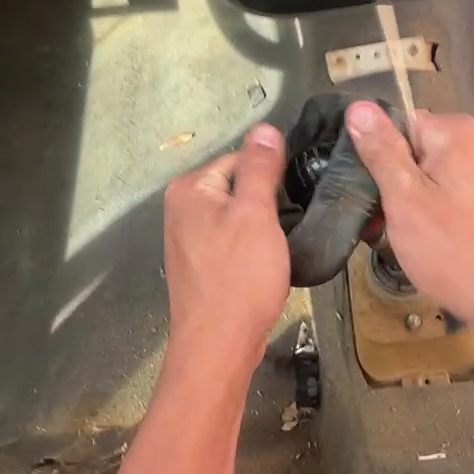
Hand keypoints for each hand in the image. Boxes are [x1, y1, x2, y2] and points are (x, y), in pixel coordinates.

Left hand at [162, 124, 290, 371]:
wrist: (218, 346)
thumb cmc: (239, 277)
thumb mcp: (256, 214)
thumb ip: (260, 168)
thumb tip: (264, 127)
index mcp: (189, 189)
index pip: (240, 158)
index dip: (271, 175)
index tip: (294, 196)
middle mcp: (180, 208)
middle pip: (236, 185)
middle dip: (266, 200)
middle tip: (290, 221)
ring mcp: (186, 238)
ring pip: (236, 213)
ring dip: (260, 224)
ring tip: (279, 244)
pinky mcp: (198, 263)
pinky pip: (230, 238)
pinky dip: (250, 245)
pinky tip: (264, 262)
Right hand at [344, 102, 473, 330]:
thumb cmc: (453, 249)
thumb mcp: (405, 198)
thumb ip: (381, 151)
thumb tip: (358, 106)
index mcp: (456, 131)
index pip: (397, 124)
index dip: (377, 157)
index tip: (369, 192)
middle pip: (412, 150)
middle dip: (391, 184)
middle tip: (380, 222)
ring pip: (426, 176)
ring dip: (407, 203)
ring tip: (399, 236)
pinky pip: (445, 193)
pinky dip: (429, 213)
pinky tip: (425, 241)